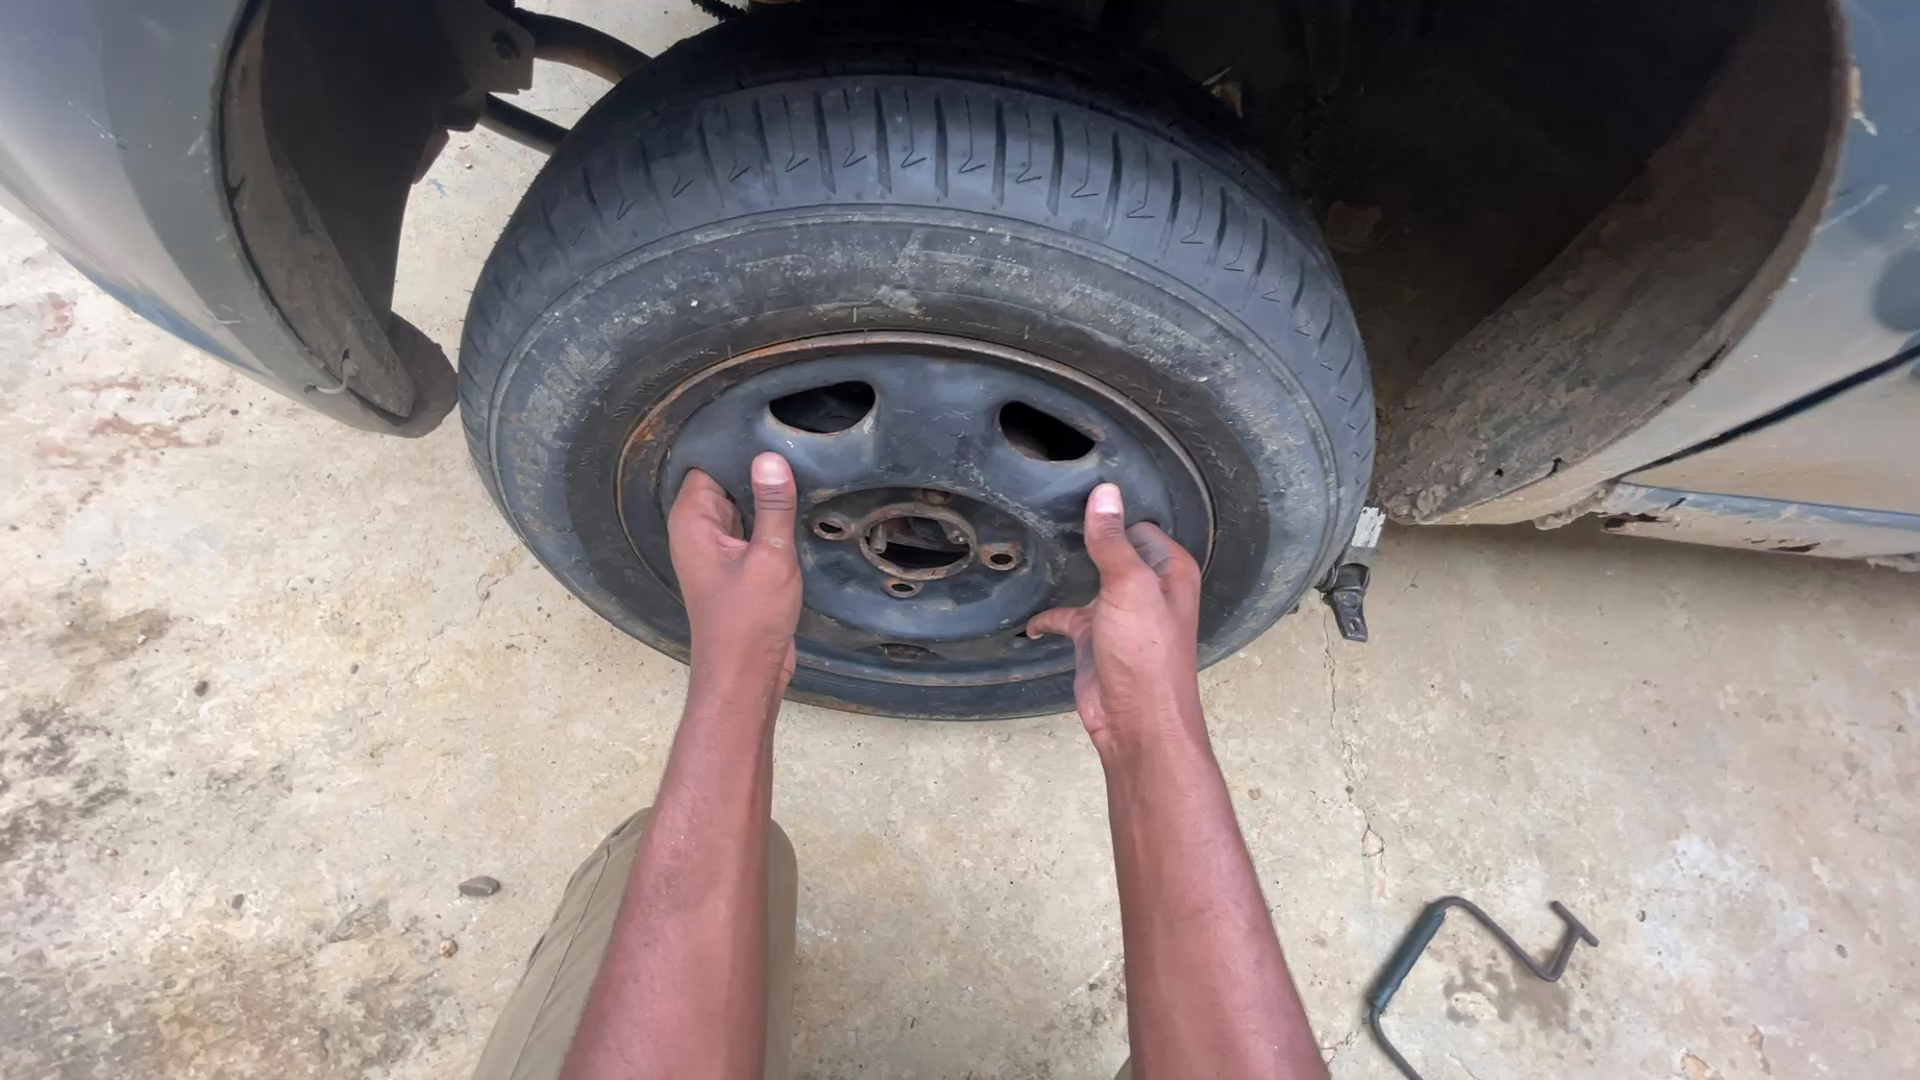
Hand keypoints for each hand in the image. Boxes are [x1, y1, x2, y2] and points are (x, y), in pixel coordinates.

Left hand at [668, 452, 803, 687]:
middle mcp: (698, 531)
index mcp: (693, 521)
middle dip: (756, 468)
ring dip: (766, 496)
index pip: (708, 464)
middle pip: (725, 483)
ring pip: (741, 506)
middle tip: (797, 443)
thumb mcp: (769, 557)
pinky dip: (770, 519)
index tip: (772, 429)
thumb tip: (770, 457)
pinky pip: (751, 529)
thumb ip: (773, 506)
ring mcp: (717, 550)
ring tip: (804, 468)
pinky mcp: (737, 566)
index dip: (737, 447)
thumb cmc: (749, 619)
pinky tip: (800, 507)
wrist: (746, 674)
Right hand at [1027, 483, 1204, 753]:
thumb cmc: (1145, 653)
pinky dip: (1048, 617)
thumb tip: (1104, 492)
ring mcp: (1120, 613)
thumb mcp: (1128, 586)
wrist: (1136, 723)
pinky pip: (1066, 617)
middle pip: (1113, 549)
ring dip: (1066, 572)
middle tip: (1047, 512)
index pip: (1139, 525)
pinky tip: (1028, 617)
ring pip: (1089, 580)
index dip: (1113, 512)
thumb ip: (1112, 540)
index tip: (1077, 493)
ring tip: (1034, 546)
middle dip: (1086, 537)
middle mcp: (1147, 588)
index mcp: (1168, 570)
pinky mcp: (1095, 638)